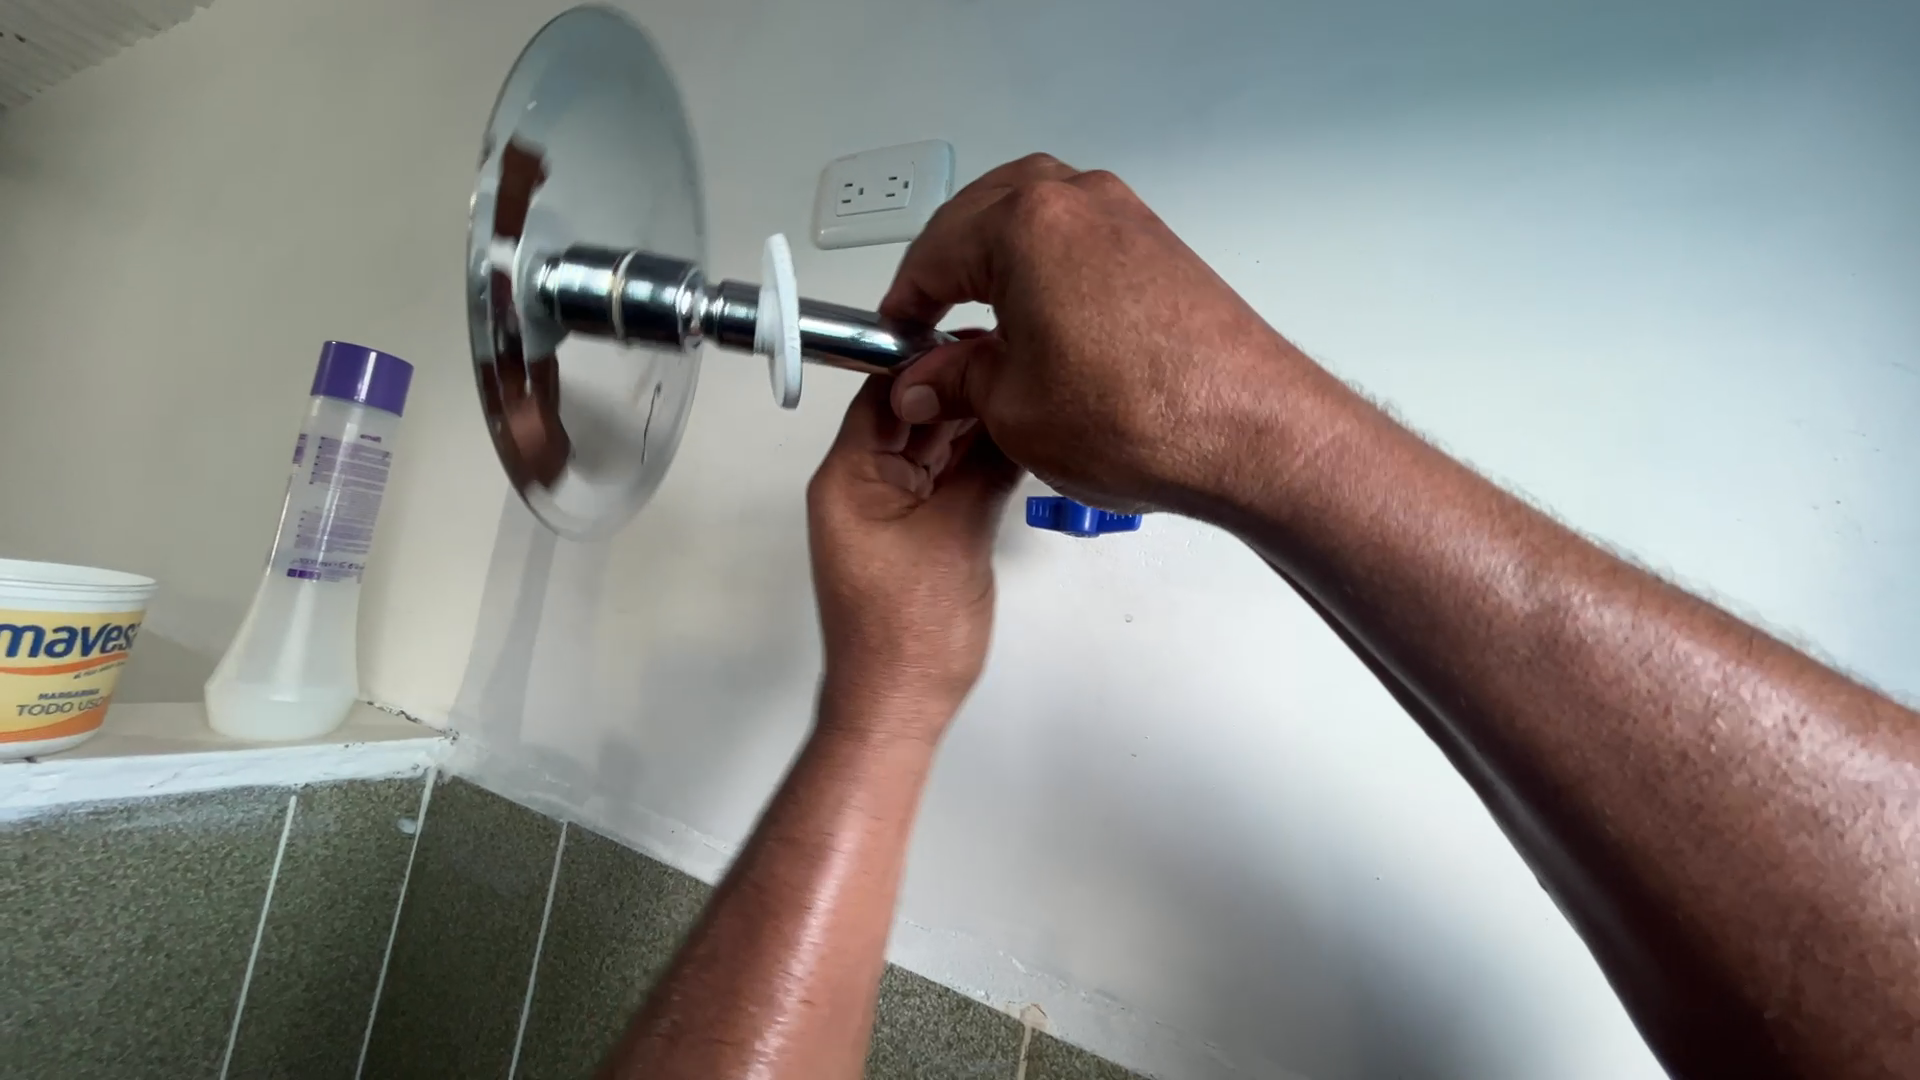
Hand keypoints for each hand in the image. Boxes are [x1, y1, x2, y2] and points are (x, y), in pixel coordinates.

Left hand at [807, 376, 1021, 741]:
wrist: (900, 704)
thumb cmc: (912, 629)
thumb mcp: (956, 534)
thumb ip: (985, 468)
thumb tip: (1015, 416)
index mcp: (849, 479)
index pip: (886, 396)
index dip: (931, 366)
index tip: (984, 345)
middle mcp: (860, 489)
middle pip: (910, 422)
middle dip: (960, 397)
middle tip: (1017, 369)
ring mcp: (886, 514)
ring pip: (929, 454)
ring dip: (969, 431)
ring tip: (1022, 399)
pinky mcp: (912, 537)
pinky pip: (940, 486)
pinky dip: (971, 467)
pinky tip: (1011, 444)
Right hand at [881, 154, 1326, 513]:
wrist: (1251, 436)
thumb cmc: (1144, 418)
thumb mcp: (1013, 411)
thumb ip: (955, 382)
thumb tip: (926, 380)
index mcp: (1026, 225)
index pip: (934, 253)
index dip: (904, 303)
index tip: (897, 338)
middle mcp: (1079, 203)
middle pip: (981, 219)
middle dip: (947, 271)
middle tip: (931, 327)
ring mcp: (1126, 220)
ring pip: (1032, 223)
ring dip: (997, 266)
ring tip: (982, 327)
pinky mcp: (1159, 249)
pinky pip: (1078, 243)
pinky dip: (1044, 273)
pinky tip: (1040, 324)